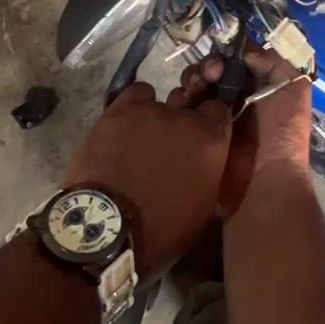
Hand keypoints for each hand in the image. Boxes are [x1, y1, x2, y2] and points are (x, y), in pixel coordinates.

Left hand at [61, 80, 229, 275]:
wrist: (104, 230)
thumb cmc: (160, 230)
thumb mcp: (203, 210)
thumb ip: (212, 174)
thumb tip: (210, 164)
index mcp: (211, 139)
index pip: (220, 109)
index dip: (211, 122)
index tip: (202, 138)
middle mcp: (186, 116)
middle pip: (192, 102)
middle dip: (185, 118)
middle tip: (171, 144)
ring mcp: (152, 109)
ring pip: (163, 100)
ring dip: (159, 118)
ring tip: (142, 142)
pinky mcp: (121, 110)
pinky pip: (137, 93)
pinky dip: (136, 106)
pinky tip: (128, 125)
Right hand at [181, 48, 312, 215]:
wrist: (263, 180)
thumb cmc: (282, 132)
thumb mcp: (294, 88)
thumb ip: (275, 61)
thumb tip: (245, 51)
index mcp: (257, 86)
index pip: (234, 59)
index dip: (226, 54)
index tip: (222, 61)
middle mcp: (233, 98)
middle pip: (209, 71)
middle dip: (204, 68)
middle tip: (207, 77)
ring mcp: (211, 117)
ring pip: (192, 87)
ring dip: (190, 83)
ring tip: (193, 94)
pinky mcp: (194, 135)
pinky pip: (179, 111)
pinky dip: (178, 104)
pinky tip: (183, 108)